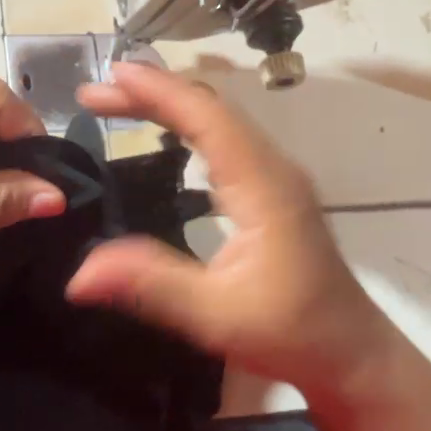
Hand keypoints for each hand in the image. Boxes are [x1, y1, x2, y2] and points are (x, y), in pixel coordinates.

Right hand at [64, 63, 387, 393]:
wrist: (351, 354)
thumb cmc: (292, 333)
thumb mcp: (216, 314)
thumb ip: (150, 285)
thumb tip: (78, 274)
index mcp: (264, 185)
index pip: (207, 117)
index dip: (158, 91)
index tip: (109, 77)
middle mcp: (273, 169)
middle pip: (212, 109)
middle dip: (154, 92)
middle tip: (96, 95)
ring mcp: (277, 179)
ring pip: (220, 122)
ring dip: (170, 106)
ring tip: (120, 102)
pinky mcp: (273, 194)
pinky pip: (226, 142)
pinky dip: (188, 127)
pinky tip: (164, 137)